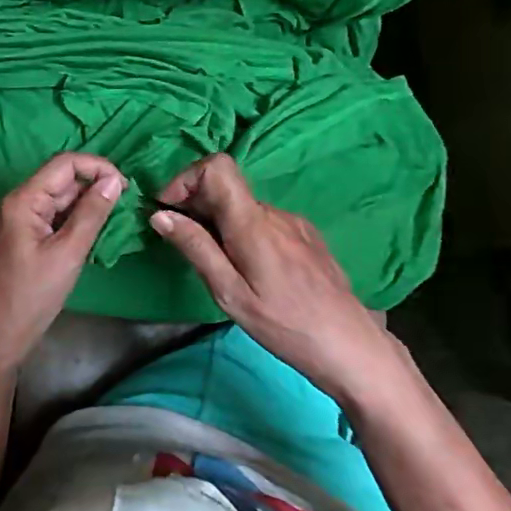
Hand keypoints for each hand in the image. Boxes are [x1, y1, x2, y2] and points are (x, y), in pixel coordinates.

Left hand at [0, 152, 123, 371]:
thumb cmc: (33, 295)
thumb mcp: (68, 252)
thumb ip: (92, 213)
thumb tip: (114, 181)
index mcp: (22, 200)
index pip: (63, 164)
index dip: (96, 166)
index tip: (124, 184)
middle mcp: (17, 201)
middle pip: (60, 178)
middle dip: (93, 184)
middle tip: (124, 202)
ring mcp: (17, 218)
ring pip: (58, 197)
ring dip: (86, 201)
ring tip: (113, 216)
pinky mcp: (22, 234)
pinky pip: (52, 214)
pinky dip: (74, 217)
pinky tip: (92, 229)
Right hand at [149, 154, 397, 404]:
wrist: (349, 344)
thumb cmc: (284, 324)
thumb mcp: (229, 293)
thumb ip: (196, 248)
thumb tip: (160, 215)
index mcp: (252, 222)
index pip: (216, 166)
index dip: (186, 179)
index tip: (169, 209)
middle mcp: (273, 211)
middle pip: (226, 187)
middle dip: (195, 206)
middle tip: (183, 244)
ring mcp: (293, 221)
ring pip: (243, 207)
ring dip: (219, 222)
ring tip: (218, 264)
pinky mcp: (306, 235)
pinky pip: (264, 221)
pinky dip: (243, 232)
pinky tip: (251, 268)